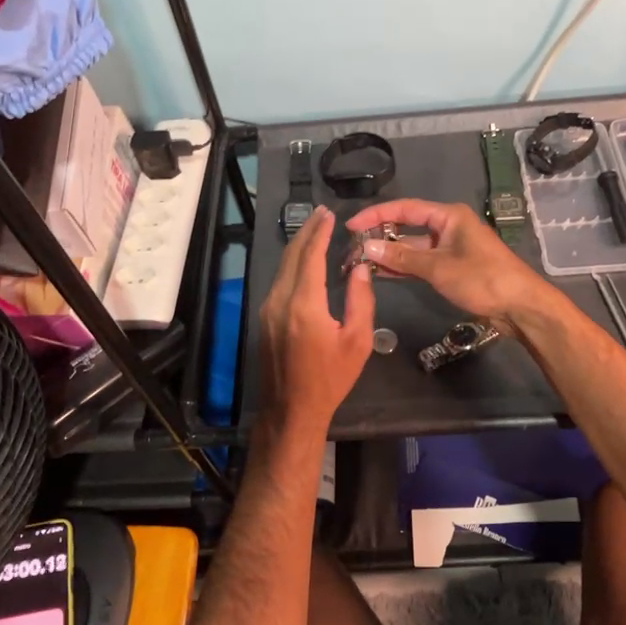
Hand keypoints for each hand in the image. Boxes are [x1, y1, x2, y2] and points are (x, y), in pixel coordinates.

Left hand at [258, 206, 375, 443]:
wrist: (292, 410)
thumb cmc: (330, 379)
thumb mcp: (357, 341)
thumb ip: (360, 300)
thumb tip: (360, 268)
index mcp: (304, 305)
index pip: (310, 257)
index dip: (320, 233)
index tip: (329, 215)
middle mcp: (280, 301)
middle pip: (291, 256)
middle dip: (307, 232)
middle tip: (322, 214)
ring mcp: (268, 310)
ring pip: (282, 268)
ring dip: (298, 247)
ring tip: (314, 231)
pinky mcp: (265, 319)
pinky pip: (278, 282)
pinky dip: (292, 264)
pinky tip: (303, 261)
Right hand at [345, 199, 554, 331]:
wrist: (520, 306)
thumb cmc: (483, 279)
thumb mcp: (438, 268)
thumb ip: (402, 257)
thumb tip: (367, 246)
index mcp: (448, 216)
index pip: (404, 208)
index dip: (375, 215)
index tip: (351, 225)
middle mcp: (447, 227)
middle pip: (407, 226)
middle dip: (380, 235)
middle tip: (352, 247)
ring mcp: (450, 248)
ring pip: (412, 246)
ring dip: (389, 253)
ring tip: (360, 261)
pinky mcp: (451, 267)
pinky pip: (421, 262)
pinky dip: (403, 266)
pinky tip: (381, 272)